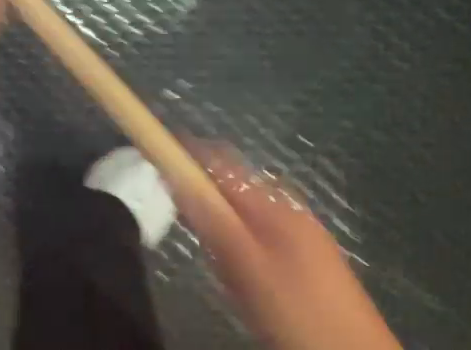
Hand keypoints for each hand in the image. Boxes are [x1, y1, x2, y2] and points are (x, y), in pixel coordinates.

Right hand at [185, 146, 402, 349]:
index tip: (155, 156)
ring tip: (223, 272)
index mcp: (275, 206)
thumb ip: (211, 219)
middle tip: (193, 235)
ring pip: (247, 220)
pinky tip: (248, 287)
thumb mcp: (246, 268)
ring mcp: (307, 240)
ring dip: (225, 234)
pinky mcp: (315, 267)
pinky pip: (264, 243)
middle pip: (233, 189)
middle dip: (206, 203)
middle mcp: (291, 212)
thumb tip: (172, 172)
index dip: (187, 154)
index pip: (221, 162)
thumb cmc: (299, 315)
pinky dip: (245, 253)